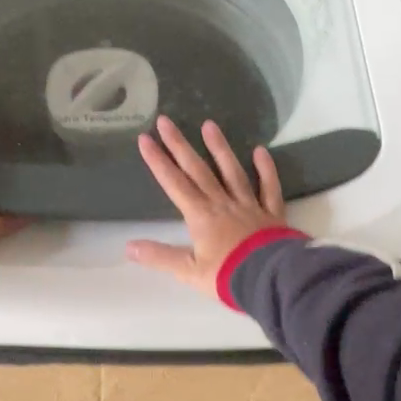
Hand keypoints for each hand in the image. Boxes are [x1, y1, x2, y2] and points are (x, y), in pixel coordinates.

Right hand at [127, 116, 288, 294]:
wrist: (271, 279)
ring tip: (209, 125)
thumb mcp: (188, 272)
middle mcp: (222, 203)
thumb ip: (159, 257)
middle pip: (197, 170)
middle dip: (179, 145)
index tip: (145, 138)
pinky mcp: (271, 213)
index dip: (158, 161)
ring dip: (219, 148)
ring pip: (231, 171)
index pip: (174, 183)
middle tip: (166, 121)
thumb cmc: (227, 276)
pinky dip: (265, 169)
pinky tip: (260, 151)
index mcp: (200, 216)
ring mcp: (248, 205)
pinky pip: (269, 187)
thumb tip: (128, 247)